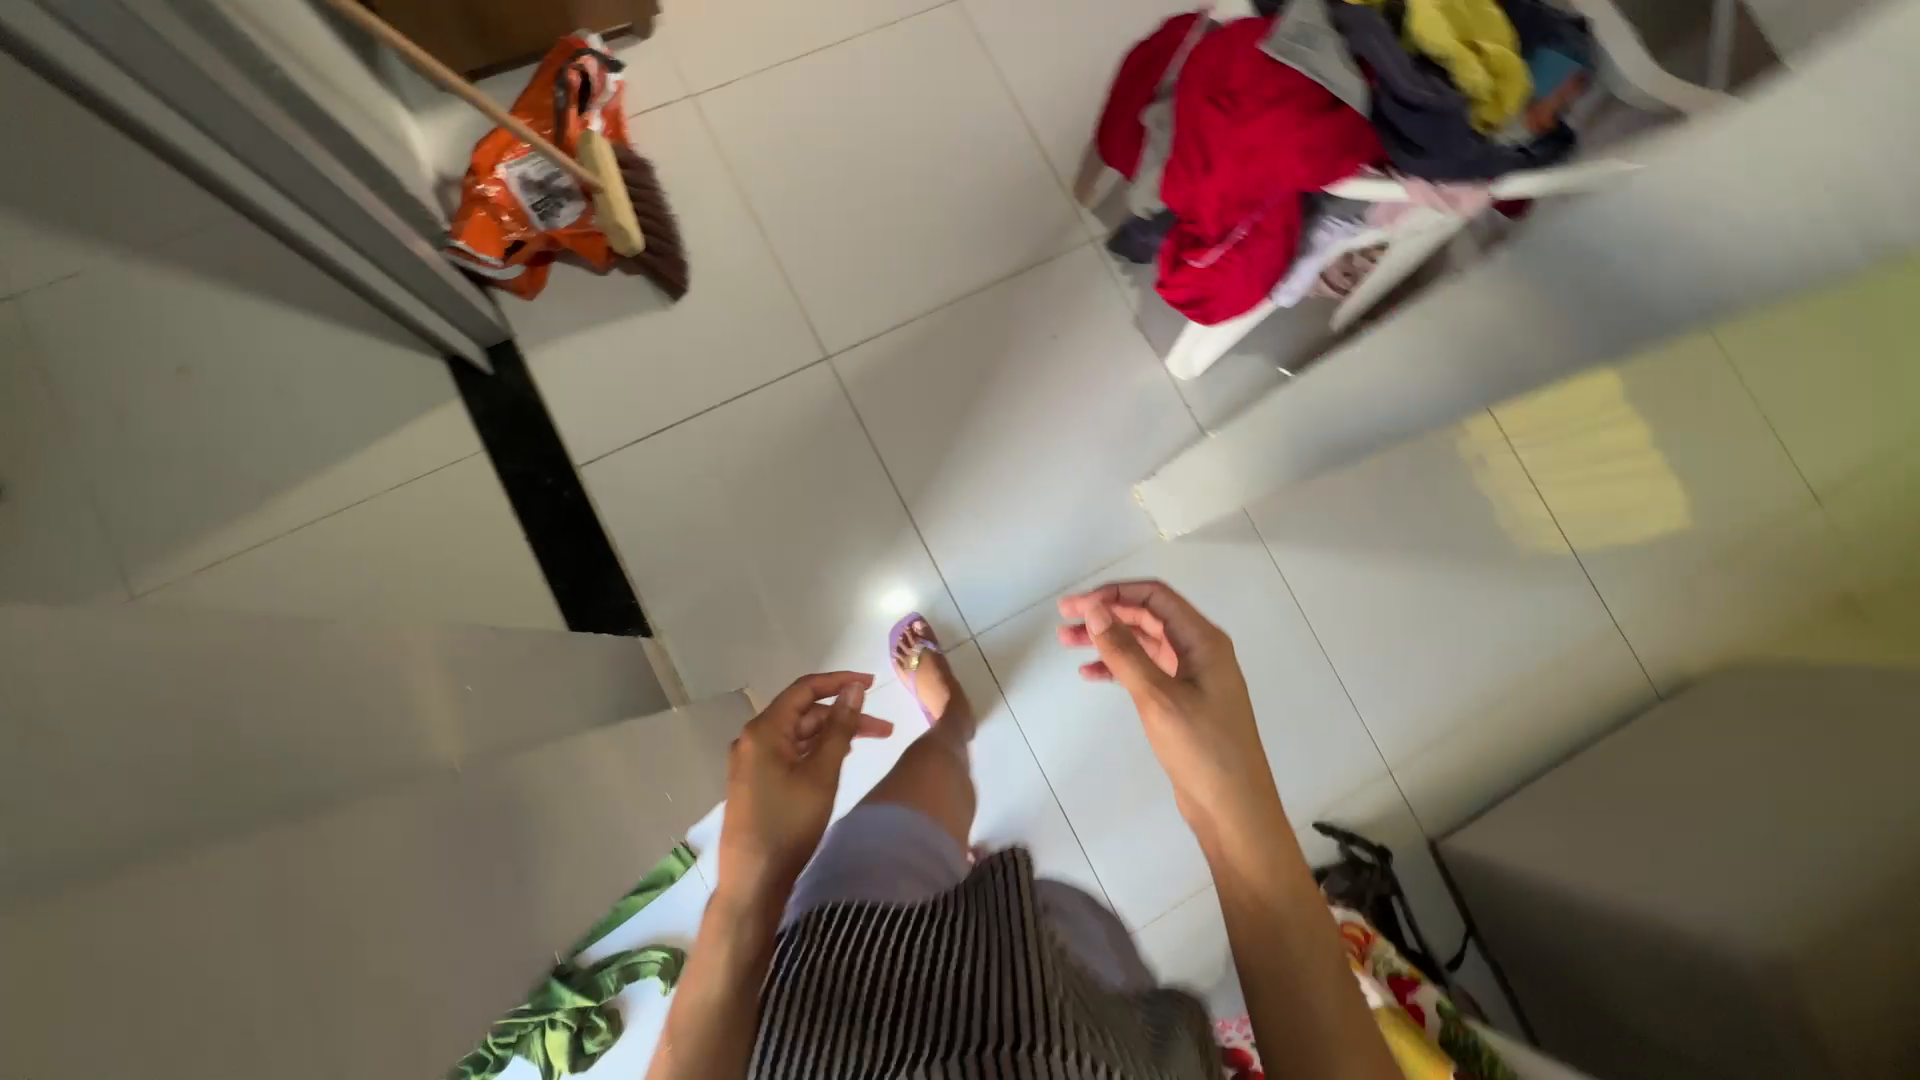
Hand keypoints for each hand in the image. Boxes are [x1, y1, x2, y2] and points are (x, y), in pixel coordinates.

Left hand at [714, 672, 892, 904]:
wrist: (753, 882)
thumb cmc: (789, 824)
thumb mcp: (822, 773)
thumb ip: (840, 727)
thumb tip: (854, 689)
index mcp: (764, 730)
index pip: (805, 689)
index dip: (840, 682)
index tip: (873, 685)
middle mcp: (753, 739)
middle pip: (805, 713)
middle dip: (844, 715)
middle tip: (884, 728)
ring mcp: (752, 762)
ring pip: (799, 735)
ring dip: (833, 734)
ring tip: (870, 743)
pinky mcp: (756, 782)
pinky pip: (790, 753)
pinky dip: (817, 751)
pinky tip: (839, 759)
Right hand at [1057, 581, 1280, 834]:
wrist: (1233, 809)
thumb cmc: (1201, 749)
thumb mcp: (1157, 697)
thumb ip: (1124, 651)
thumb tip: (1095, 610)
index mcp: (1203, 641)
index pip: (1155, 597)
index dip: (1114, 594)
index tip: (1077, 606)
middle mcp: (1199, 651)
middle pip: (1147, 617)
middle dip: (1106, 614)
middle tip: (1064, 620)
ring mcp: (1192, 676)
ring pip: (1143, 644)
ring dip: (1107, 640)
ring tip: (1067, 643)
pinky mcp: (1182, 700)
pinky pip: (1145, 670)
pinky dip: (1117, 667)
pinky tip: (1090, 673)